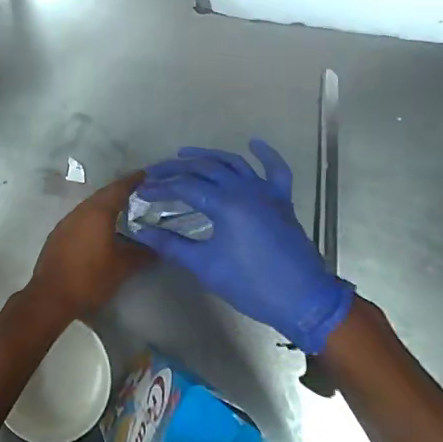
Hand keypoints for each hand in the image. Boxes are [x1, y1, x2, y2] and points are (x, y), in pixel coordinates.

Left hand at [26, 172, 154, 320]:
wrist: (50, 297)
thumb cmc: (89, 278)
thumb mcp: (121, 268)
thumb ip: (140, 255)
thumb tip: (155, 249)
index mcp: (97, 213)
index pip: (117, 189)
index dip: (132, 181)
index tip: (145, 175)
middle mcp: (79, 212)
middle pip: (102, 196)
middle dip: (119, 192)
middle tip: (137, 193)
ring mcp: (65, 224)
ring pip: (89, 208)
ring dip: (105, 206)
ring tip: (122, 211)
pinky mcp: (57, 236)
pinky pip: (80, 219)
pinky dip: (93, 219)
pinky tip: (101, 230)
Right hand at [130, 141, 353, 354]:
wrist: (302, 298)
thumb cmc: (249, 285)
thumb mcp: (205, 266)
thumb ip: (171, 245)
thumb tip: (140, 232)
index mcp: (225, 204)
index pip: (184, 187)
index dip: (161, 188)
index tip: (141, 192)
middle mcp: (245, 189)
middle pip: (205, 168)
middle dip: (176, 168)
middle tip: (154, 172)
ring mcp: (267, 192)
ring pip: (234, 163)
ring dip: (208, 156)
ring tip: (184, 153)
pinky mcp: (283, 200)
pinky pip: (276, 170)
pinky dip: (266, 155)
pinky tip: (254, 143)